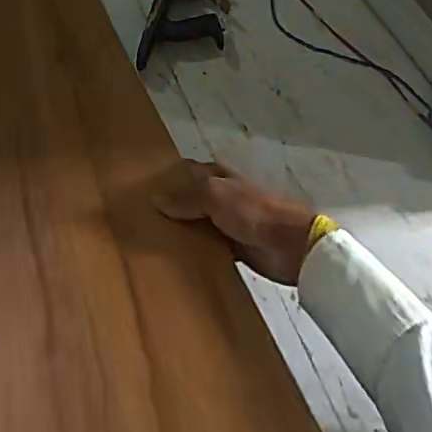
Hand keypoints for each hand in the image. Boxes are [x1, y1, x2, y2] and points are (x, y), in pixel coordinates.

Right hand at [156, 160, 316, 284]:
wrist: (292, 247)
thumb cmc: (253, 211)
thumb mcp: (215, 195)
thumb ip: (186, 197)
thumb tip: (155, 200)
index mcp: (217, 175)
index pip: (185, 171)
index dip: (166, 178)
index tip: (140, 189)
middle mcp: (220, 196)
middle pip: (189, 199)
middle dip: (170, 207)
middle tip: (139, 219)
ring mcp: (227, 223)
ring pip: (196, 224)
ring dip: (180, 231)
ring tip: (150, 241)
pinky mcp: (234, 249)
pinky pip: (207, 248)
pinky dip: (194, 252)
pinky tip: (174, 260)